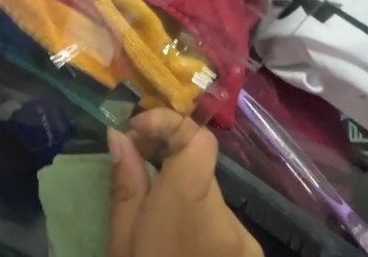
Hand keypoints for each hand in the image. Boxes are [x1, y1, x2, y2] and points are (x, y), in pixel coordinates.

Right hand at [108, 109, 261, 256]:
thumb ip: (125, 186)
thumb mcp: (122, 243)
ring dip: (183, 203)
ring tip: (154, 232)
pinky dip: (201, 230)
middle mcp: (228, 221)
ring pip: (210, 203)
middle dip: (166, 168)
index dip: (168, 123)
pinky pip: (224, 233)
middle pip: (199, 172)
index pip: (198, 138)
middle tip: (133, 179)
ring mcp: (248, 249)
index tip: (136, 134)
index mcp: (189, 206)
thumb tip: (120, 135)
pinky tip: (179, 253)